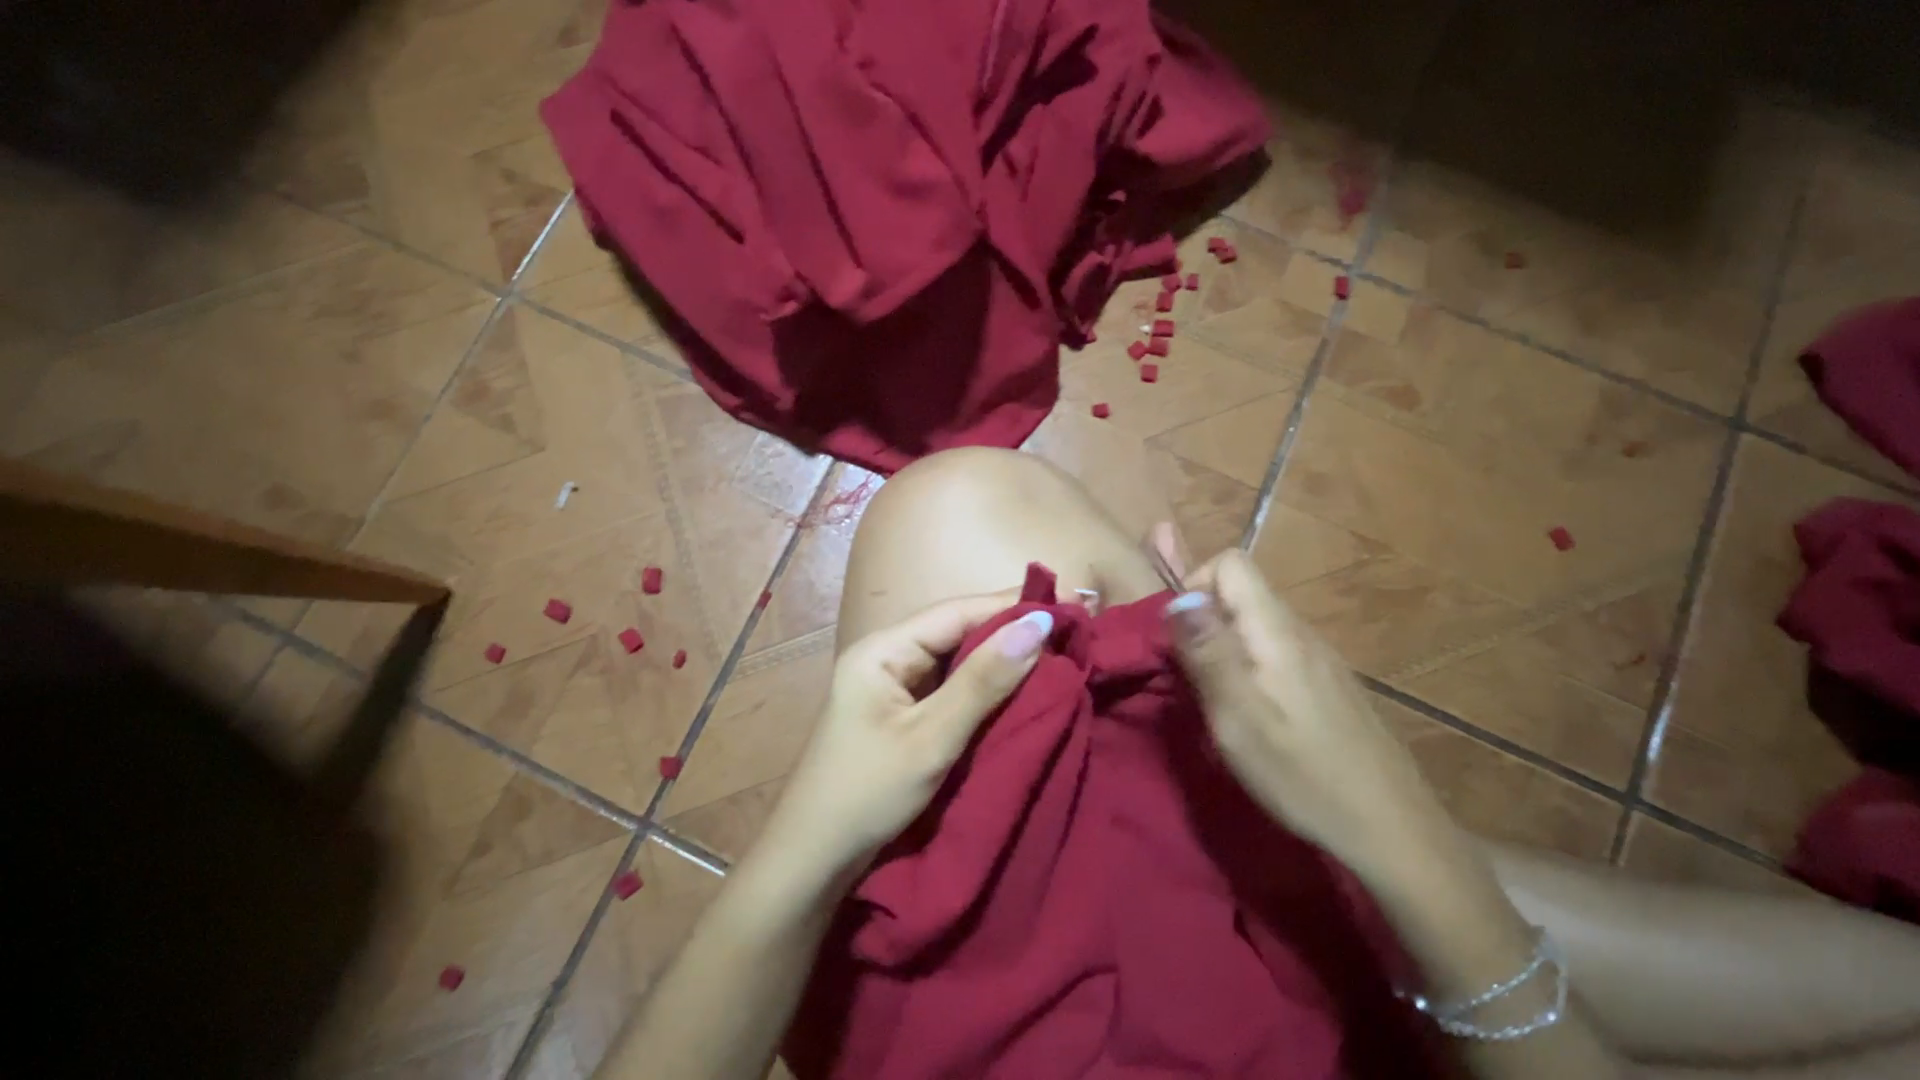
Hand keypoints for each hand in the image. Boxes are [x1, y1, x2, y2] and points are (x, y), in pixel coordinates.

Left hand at [758, 592, 1053, 877]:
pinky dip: (988, 687)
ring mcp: (894, 687)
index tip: (1073, 607)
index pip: (958, 611)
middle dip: (1014, 630)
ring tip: (1062, 654)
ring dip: (1004, 659)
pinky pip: (953, 689)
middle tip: (1076, 631)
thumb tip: (1040, 623)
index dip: (1014, 606)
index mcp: (883, 649)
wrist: (815, 858)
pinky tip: (1024, 689)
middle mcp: (888, 657)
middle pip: (959, 630)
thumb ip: (984, 680)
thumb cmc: (867, 792)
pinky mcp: (904, 715)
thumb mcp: (932, 737)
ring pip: (959, 660)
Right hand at [1155, 531, 1457, 873]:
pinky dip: (1253, 672)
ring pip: (1258, 627)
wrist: (1390, 827)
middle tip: (1194, 683)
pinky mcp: (1330, 687)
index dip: (1193, 588)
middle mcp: (1302, 632)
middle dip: (1205, 625)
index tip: (1179, 641)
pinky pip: (1277, 655)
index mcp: (1277, 630)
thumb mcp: (1238, 717)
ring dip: (1227, 651)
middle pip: (1243, 594)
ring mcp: (1321, 659)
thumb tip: (1178, 598)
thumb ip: (1207, 652)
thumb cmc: (1303, 773)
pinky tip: (1259, 721)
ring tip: (1221, 706)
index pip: (1231, 562)